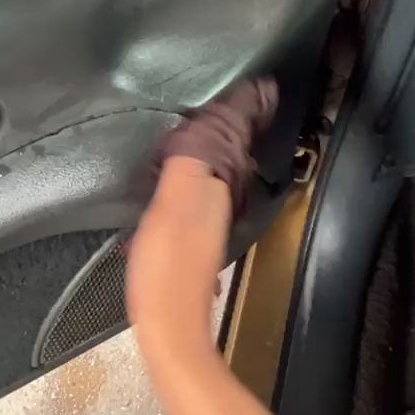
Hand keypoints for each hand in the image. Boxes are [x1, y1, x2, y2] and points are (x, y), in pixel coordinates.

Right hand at [126, 79, 277, 355]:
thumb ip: (183, 171)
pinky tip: (174, 177)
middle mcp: (220, 207)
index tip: (248, 86)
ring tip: (198, 128)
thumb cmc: (165, 269)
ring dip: (210, 152)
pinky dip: (194, 176)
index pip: (233, 143)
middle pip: (227, 158)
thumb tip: (196, 134)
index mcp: (216, 194)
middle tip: (226, 98)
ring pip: (214, 176)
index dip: (241, 114)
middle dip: (229, 128)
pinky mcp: (192, 244)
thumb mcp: (168, 210)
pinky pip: (199, 195)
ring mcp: (208, 228)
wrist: (168, 328)